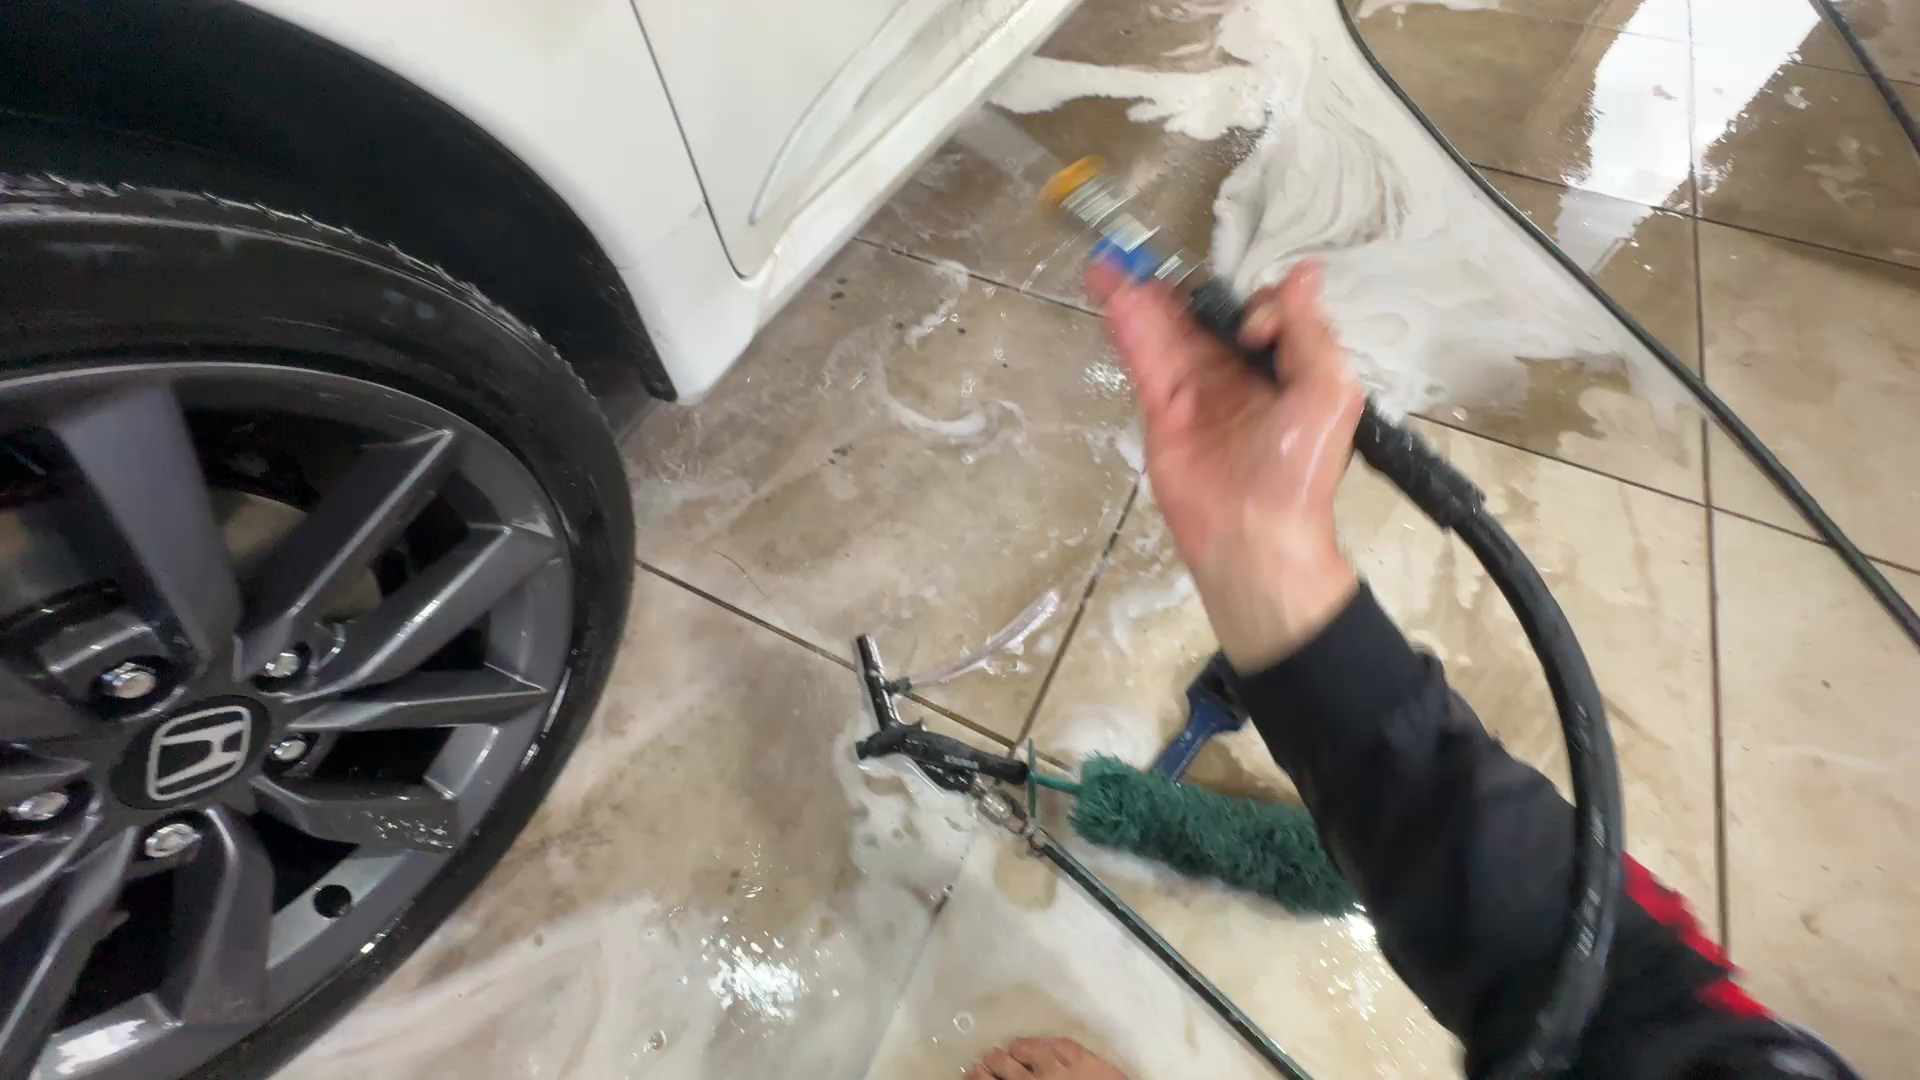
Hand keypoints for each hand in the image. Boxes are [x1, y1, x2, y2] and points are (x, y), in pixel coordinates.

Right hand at [1088, 259, 1362, 670]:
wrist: (1254, 532)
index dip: (1252, 306)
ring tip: (1111, 269)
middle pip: (1199, 323)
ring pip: (1164, 338)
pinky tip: (1114, 302)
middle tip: (1143, 260)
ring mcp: (1193, 395)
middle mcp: (1233, 377)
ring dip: (1140, 304)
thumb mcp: (1328, 391)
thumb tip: (1304, 272)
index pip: (1257, 318)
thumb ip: (1309, 332)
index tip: (1255, 327)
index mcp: (1279, 370)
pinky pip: (1145, 365)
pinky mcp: (1161, 413)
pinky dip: (1129, 333)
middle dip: (1174, 292)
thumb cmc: (1299, 466)